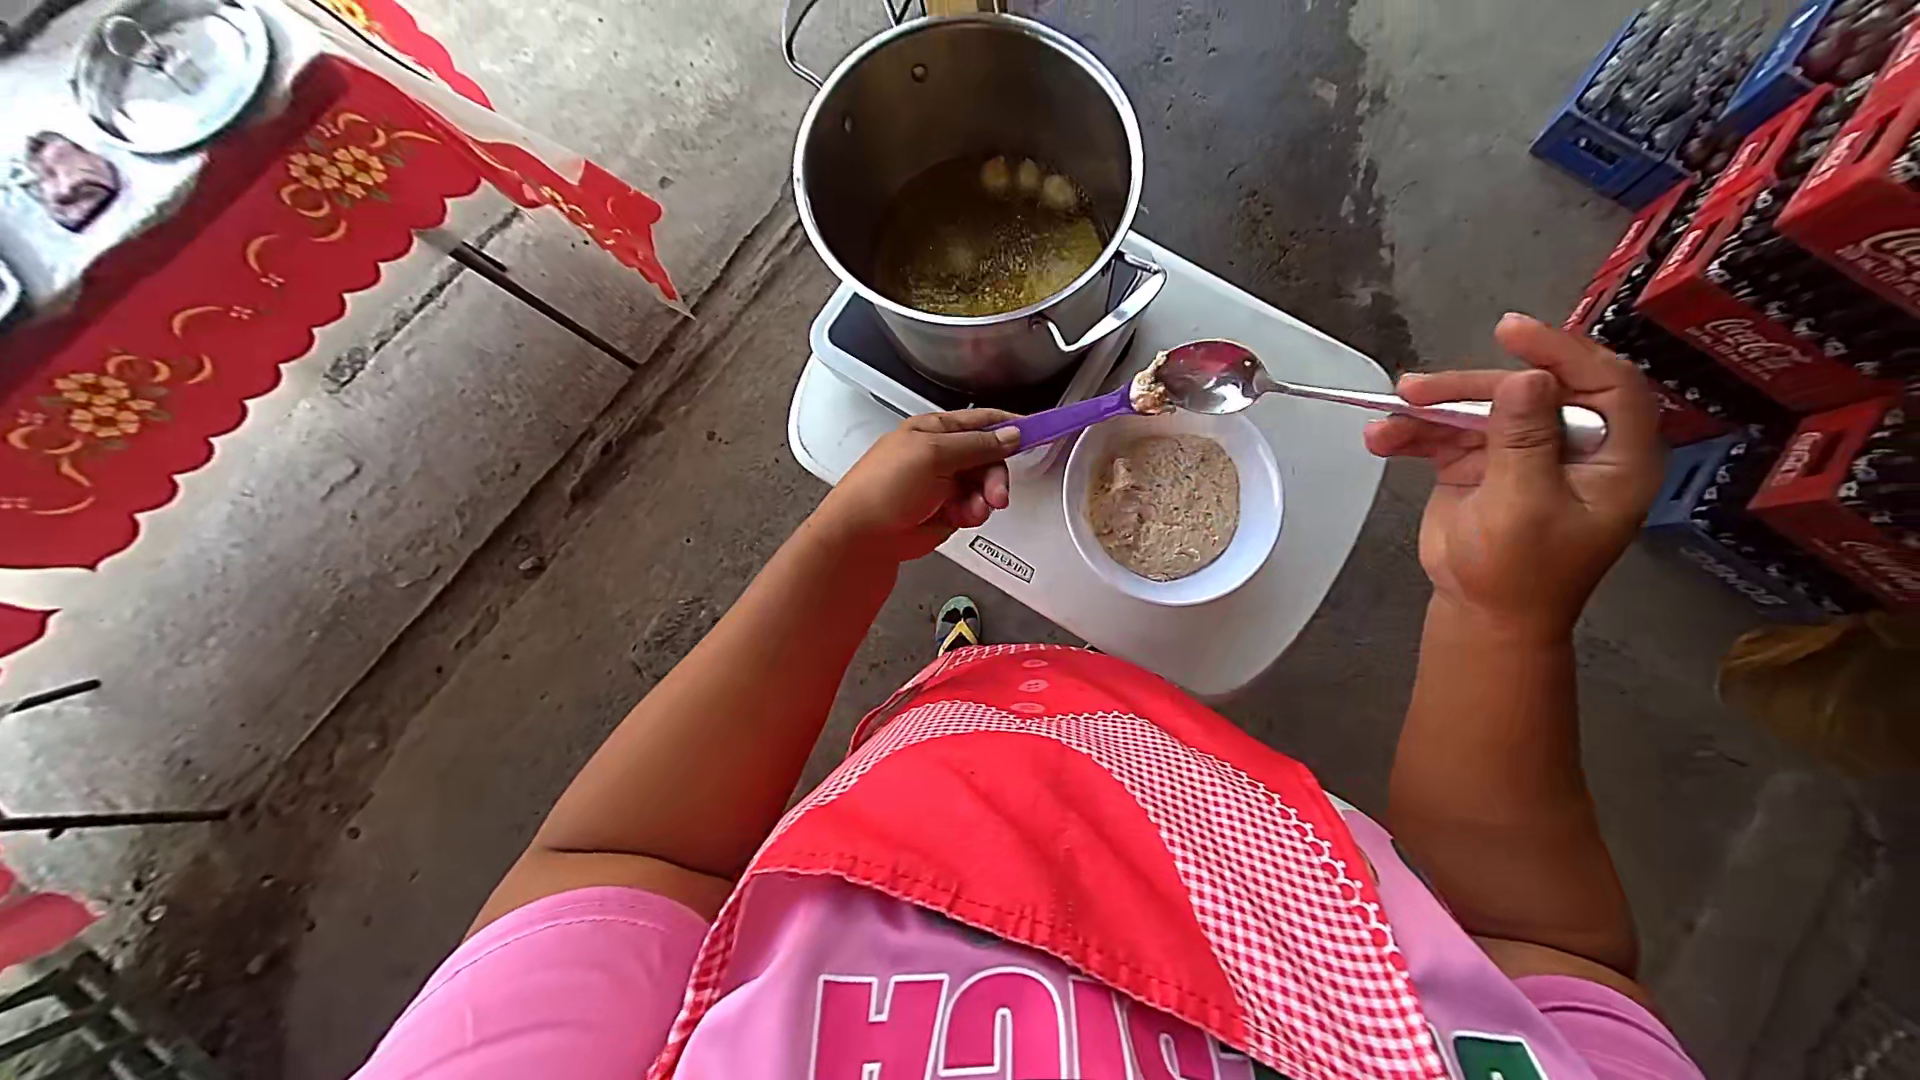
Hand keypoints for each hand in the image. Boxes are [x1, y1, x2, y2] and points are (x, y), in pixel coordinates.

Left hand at [812, 409, 1021, 562]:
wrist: (864, 535)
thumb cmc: (885, 487)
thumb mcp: (934, 455)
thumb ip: (977, 445)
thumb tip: (1011, 434)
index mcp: (935, 430)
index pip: (982, 421)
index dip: (1010, 425)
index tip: (1038, 432)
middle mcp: (942, 454)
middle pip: (989, 457)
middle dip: (996, 475)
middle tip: (997, 494)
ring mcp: (945, 484)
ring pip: (986, 486)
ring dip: (985, 498)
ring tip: (972, 509)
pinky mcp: (948, 511)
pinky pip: (976, 508)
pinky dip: (974, 513)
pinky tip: (961, 518)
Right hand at [1363, 314, 1664, 640]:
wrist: (1481, 610)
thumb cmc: (1519, 572)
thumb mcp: (1526, 506)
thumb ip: (1525, 442)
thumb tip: (1526, 381)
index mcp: (1610, 455)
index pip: (1603, 384)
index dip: (1561, 352)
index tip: (1510, 334)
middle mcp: (1568, 445)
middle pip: (1521, 395)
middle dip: (1465, 391)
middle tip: (1416, 390)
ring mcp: (1517, 454)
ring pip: (1474, 413)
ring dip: (1426, 414)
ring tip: (1387, 422)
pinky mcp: (1475, 466)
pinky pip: (1442, 437)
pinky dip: (1411, 436)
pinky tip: (1382, 439)